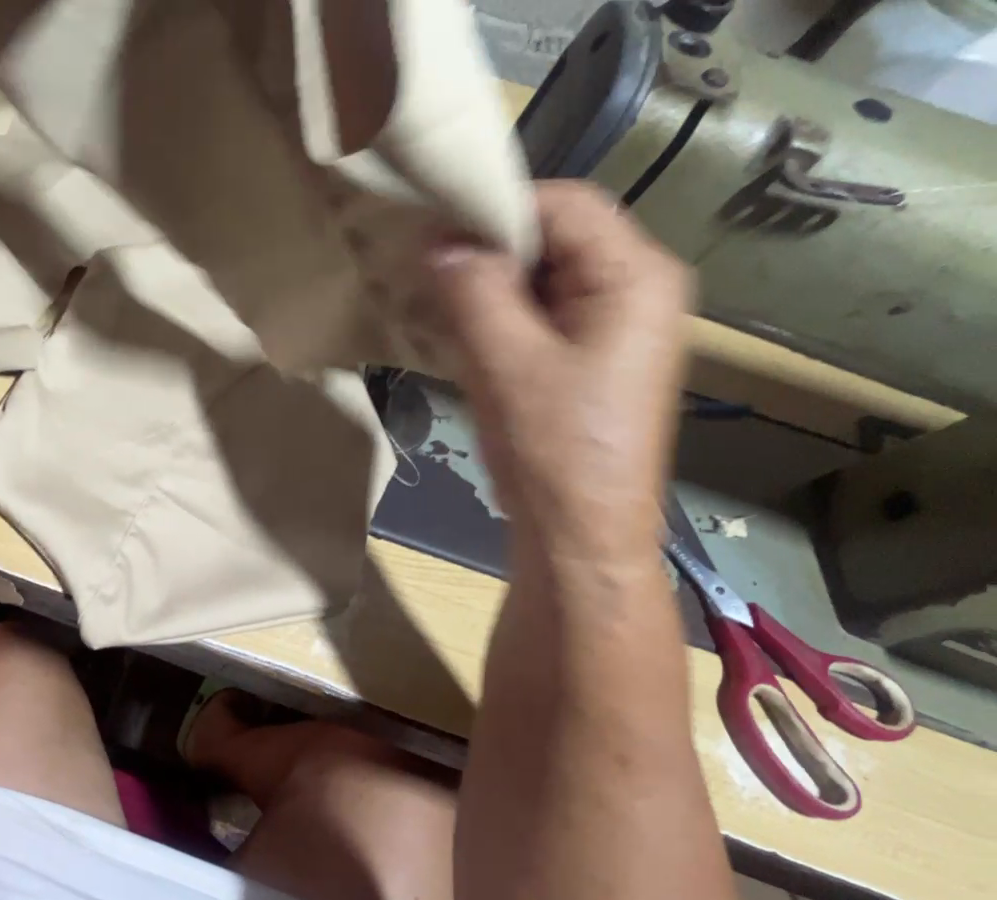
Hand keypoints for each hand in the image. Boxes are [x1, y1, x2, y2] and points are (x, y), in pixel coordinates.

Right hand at [426, 181, 692, 565]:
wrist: (579, 534)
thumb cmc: (553, 448)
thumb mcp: (505, 362)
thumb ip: (473, 290)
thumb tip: (438, 241)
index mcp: (635, 276)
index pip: (565, 204)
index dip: (496, 209)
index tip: (430, 233)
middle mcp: (637, 288)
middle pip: (556, 237)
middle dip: (488, 250)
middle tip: (423, 271)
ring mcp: (616, 325)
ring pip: (542, 277)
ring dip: (487, 286)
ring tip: (433, 304)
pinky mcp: (591, 358)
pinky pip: (541, 314)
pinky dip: (498, 317)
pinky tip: (459, 335)